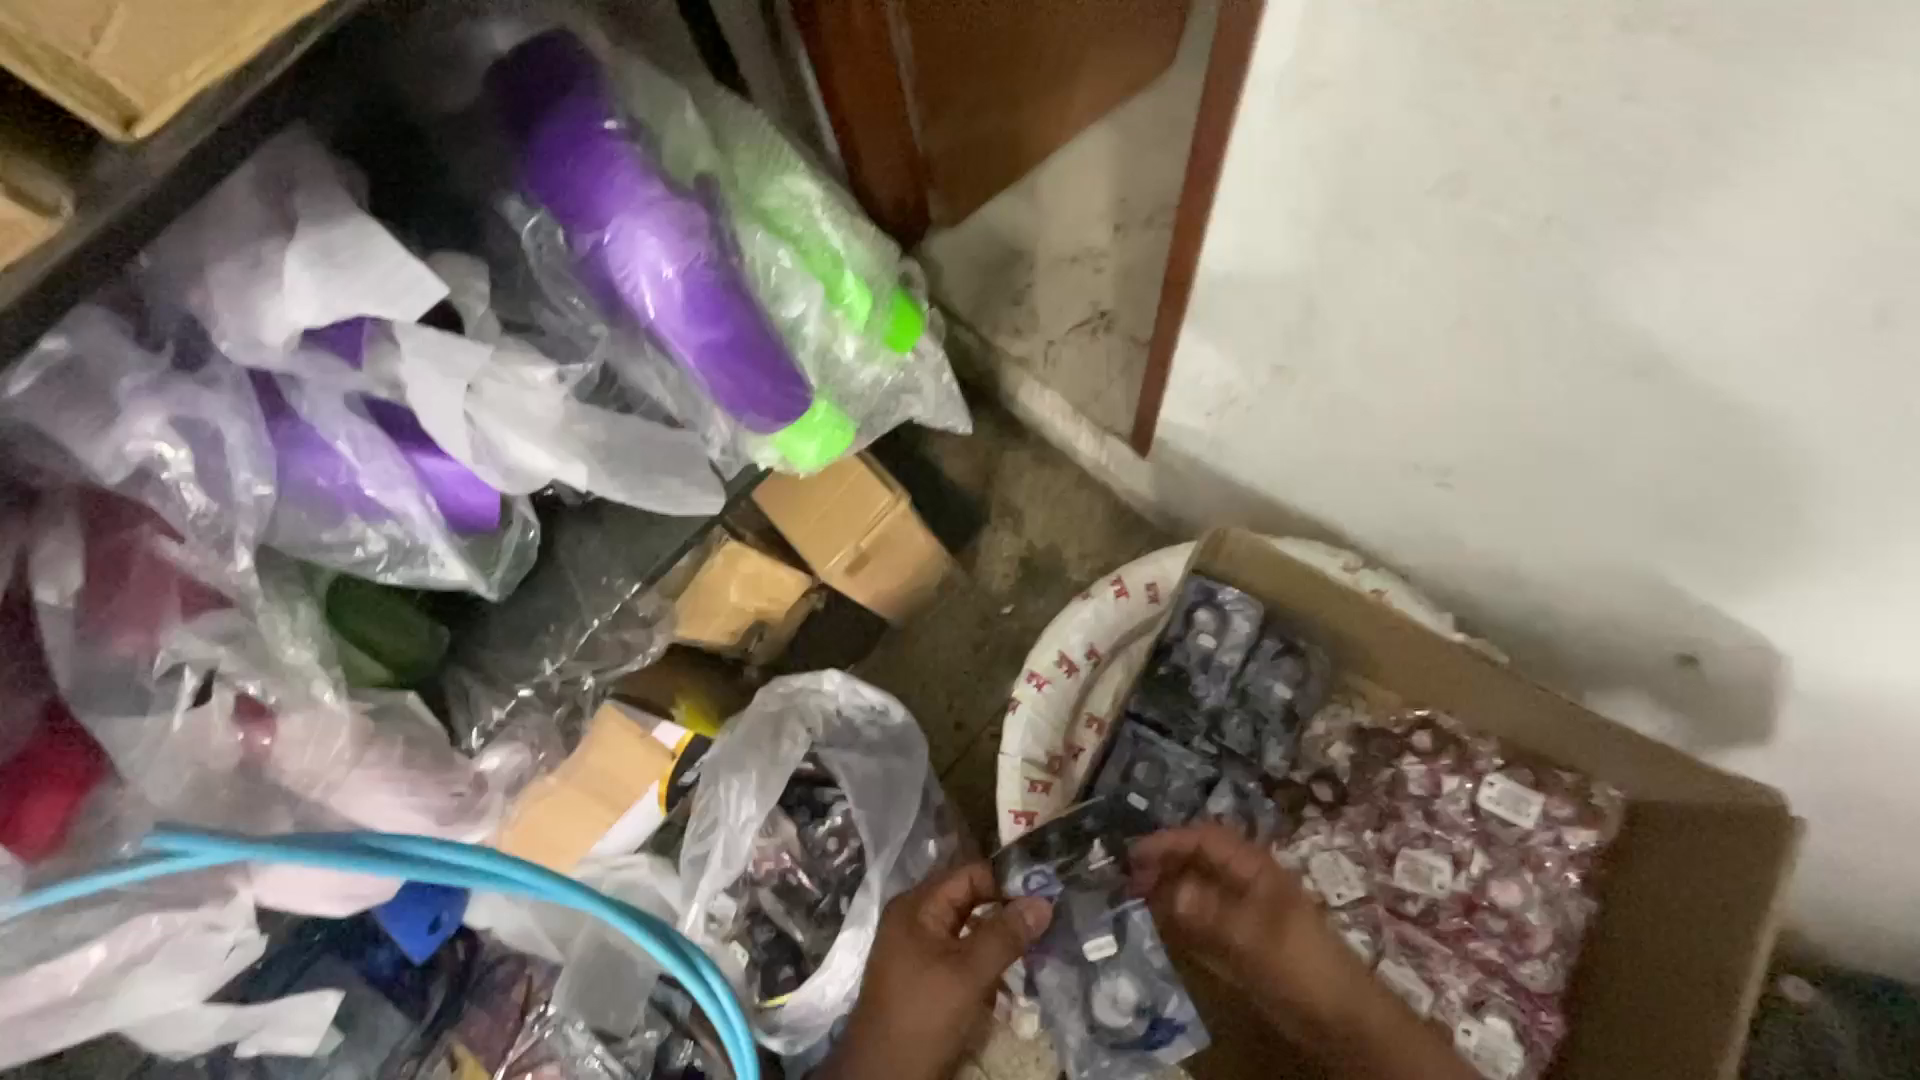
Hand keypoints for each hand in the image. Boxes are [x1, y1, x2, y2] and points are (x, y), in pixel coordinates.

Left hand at [817, 861, 1052, 1079]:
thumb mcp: (969, 974)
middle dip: (1005, 912)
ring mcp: (917, 948)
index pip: (970, 874)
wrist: (882, 1076)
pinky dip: (983, 964)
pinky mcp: (923, 976)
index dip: (1007, 880)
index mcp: (918, 905)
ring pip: (967, 930)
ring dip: (997, 941)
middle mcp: (915, 918)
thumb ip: (1006, 935)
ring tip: (1032, 950)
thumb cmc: (923, 1016)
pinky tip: (1004, 983)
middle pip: (969, 900)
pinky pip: (960, 955)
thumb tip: (1043, 900)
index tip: (1046, 893)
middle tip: (1045, 921)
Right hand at [1131, 823, 1357, 1028]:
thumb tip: (1169, 890)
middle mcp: (1243, 883)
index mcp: (1253, 868)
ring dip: (1166, 889)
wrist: (1339, 1017)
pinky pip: (1199, 920)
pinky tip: (1156, 924)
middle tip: (1127, 881)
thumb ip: (1210, 911)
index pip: (1204, 839)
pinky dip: (1177, 917)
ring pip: (1195, 889)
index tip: (1133, 853)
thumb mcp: (1254, 935)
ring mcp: (1240, 912)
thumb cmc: (1301, 964)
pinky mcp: (1237, 941)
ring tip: (1133, 900)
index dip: (1169, 841)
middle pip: (1196, 861)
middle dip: (1162, 864)